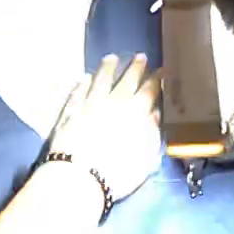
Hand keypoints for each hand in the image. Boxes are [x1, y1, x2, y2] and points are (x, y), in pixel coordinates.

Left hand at [47, 53, 161, 203]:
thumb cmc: (119, 172)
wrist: (79, 178)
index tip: (163, 70)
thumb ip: (153, 133)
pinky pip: (79, 92)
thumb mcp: (147, 157)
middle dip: (135, 67)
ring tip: (111, 57)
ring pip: (101, 79)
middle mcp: (115, 101)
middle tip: (140, 56)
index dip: (158, 79)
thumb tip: (155, 114)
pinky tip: (85, 77)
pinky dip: (83, 83)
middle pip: (127, 79)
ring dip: (108, 68)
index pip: (150, 90)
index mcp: (137, 111)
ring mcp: (90, 103)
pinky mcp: (70, 111)